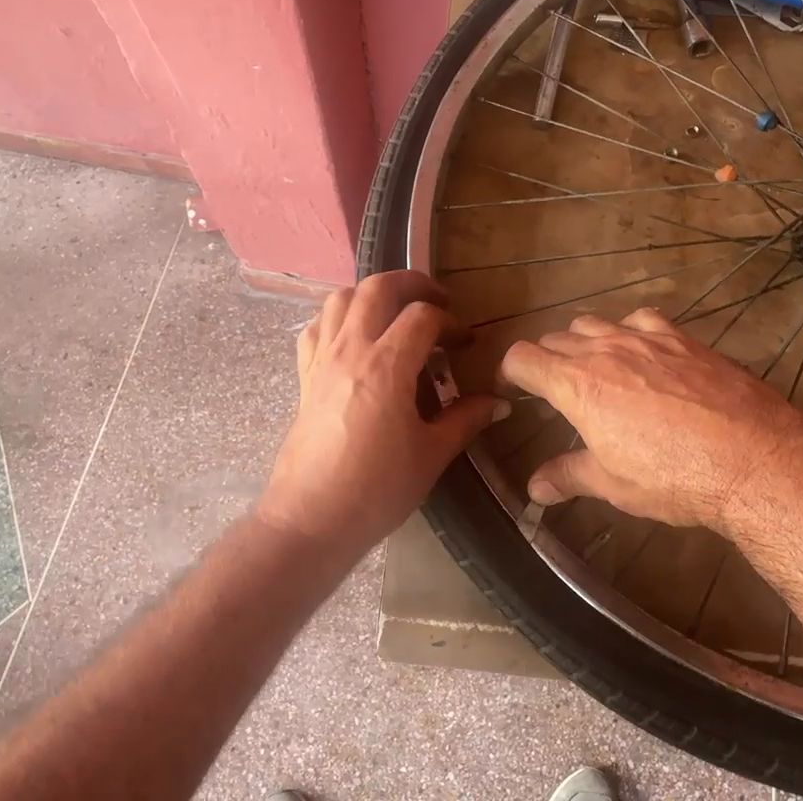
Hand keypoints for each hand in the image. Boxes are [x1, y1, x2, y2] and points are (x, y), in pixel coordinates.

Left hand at [256, 271, 506, 556]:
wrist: (310, 519)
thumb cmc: (377, 490)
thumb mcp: (431, 455)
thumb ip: (465, 420)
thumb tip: (499, 402)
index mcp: (386, 365)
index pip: (423, 316)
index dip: (450, 321)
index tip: (465, 342)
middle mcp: (350, 349)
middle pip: (377, 287)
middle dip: (412, 283)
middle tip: (437, 301)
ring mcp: (321, 359)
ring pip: (341, 297)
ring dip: (372, 293)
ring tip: (395, 313)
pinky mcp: (304, 376)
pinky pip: (316, 327)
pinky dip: (338, 317)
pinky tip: (354, 337)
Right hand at [499, 308, 802, 537]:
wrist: (753, 459)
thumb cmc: (673, 478)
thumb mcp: (613, 485)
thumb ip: (568, 477)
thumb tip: (535, 489)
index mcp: (576, 385)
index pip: (522, 358)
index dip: (510, 371)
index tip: (515, 389)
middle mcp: (604, 350)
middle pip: (555, 338)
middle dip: (547, 360)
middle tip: (556, 390)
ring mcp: (645, 338)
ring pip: (594, 322)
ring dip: (584, 341)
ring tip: (596, 369)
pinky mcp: (682, 338)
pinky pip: (640, 319)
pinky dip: (629, 331)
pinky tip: (644, 353)